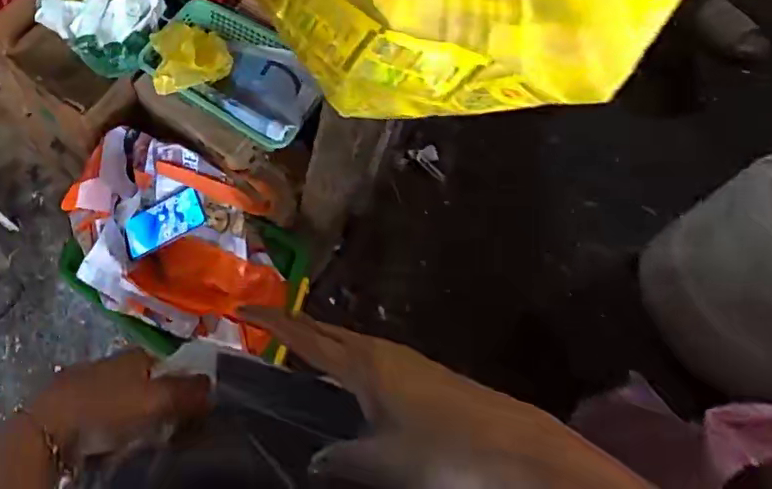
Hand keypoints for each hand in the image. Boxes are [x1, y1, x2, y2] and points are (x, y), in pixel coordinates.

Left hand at [25, 350, 210, 456]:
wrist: (54, 423)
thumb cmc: (106, 406)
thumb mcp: (151, 400)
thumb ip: (182, 392)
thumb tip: (213, 382)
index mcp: (135, 355)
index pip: (169, 361)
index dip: (187, 379)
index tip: (205, 402)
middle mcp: (118, 363)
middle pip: (152, 378)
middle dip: (168, 396)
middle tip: (189, 423)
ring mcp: (99, 382)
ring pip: (133, 395)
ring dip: (147, 411)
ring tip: (166, 434)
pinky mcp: (85, 404)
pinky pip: (117, 411)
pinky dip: (128, 421)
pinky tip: (135, 436)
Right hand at [243, 308, 649, 488]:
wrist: (529, 454)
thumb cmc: (447, 452)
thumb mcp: (388, 463)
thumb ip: (345, 460)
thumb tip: (312, 461)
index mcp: (360, 363)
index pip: (304, 336)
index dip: (272, 323)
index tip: (242, 309)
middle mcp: (379, 351)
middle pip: (327, 331)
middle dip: (296, 326)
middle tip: (267, 326)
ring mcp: (407, 360)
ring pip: (352, 343)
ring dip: (325, 342)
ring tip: (305, 352)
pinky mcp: (428, 376)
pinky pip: (373, 357)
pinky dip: (350, 359)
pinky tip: (357, 384)